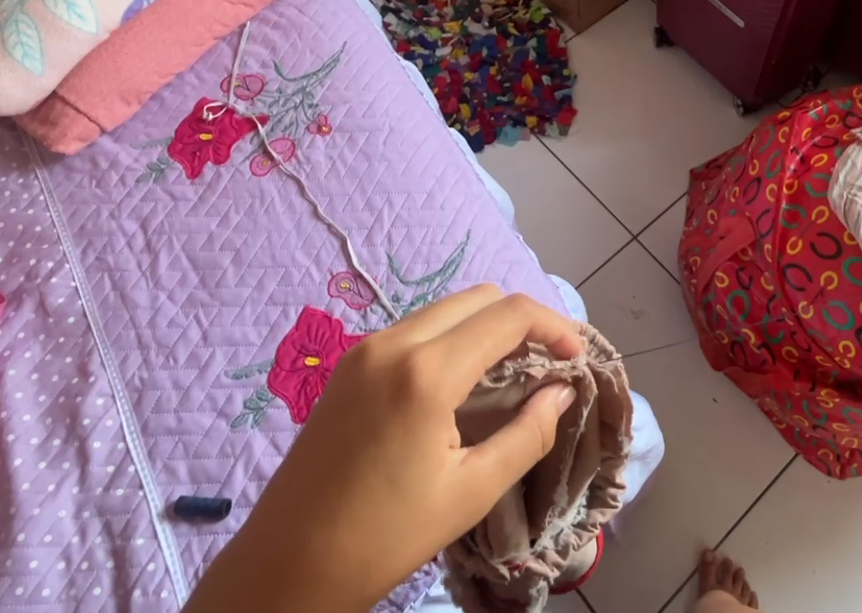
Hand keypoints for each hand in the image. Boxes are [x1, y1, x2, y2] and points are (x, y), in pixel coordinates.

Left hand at [186, 285, 583, 612]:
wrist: (286, 565)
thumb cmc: (385, 536)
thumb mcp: (470, 492)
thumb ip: (527, 434)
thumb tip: (560, 391)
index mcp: (426, 371)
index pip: (508, 314)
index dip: (553, 326)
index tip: (575, 357)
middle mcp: (394, 342)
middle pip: (478, 297)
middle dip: (522, 320)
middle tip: (546, 363)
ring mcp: (365, 348)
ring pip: (445, 308)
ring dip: (485, 326)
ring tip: (510, 373)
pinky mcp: (348, 363)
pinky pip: (416, 327)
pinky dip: (452, 337)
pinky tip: (461, 381)